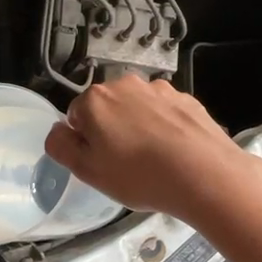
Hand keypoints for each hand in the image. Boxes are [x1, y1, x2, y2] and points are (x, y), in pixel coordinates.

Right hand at [44, 75, 261, 222]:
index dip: (85, 142)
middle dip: (112, 131)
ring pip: (138, 110)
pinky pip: (166, 114)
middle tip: (125, 165)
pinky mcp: (188, 99)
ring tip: (154, 162)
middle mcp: (126, 84)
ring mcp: (160, 89)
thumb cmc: (138, 176)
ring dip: (139, 128)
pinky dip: (166, 129)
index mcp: (95, 100)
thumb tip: (58, 130)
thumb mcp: (87, 171)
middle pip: (108, 109)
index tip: (101, 163)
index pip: (76, 117)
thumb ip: (61, 146)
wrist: (204, 174)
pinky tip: (175, 154)